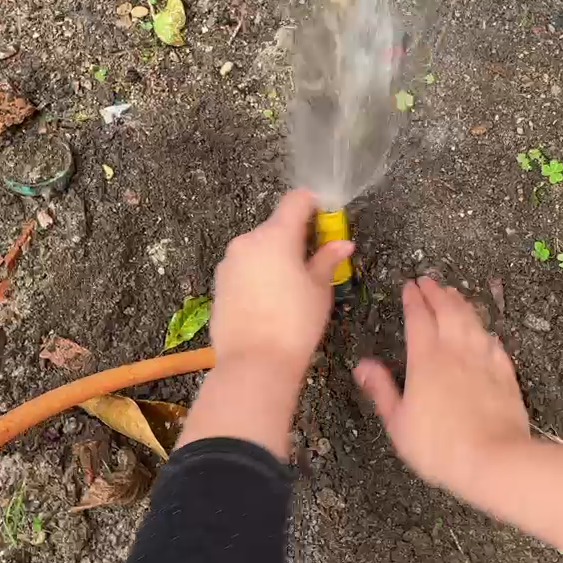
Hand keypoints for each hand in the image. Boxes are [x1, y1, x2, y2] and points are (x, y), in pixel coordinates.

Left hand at [175, 190, 352, 459]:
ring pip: (259, 247)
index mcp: (276, 235)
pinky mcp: (219, 282)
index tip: (326, 219)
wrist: (254, 363)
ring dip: (276, 256)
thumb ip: (328, 259)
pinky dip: (259, 273)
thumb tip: (343, 243)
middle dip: (296, 237)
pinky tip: (270, 300)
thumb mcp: (319, 289)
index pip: (296, 200)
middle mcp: (248, 241)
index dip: (314, 204)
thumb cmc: (295, 324)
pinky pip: (245, 266)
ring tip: (292, 287)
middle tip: (314, 262)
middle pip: (276, 225)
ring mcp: (229, 261)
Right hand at [354, 277, 532, 495]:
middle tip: (428, 281)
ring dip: (460, 303)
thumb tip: (363, 366)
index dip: (413, 299)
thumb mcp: (399, 423)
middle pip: (447, 311)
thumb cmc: (439, 447)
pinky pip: (493, 342)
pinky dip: (484, 329)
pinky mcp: (504, 373)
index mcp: (426, 360)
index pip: (418, 318)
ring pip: (472, 320)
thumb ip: (381, 390)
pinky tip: (483, 330)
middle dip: (436, 292)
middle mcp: (455, 351)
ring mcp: (483, 359)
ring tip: (453, 293)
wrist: (493, 460)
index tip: (409, 286)